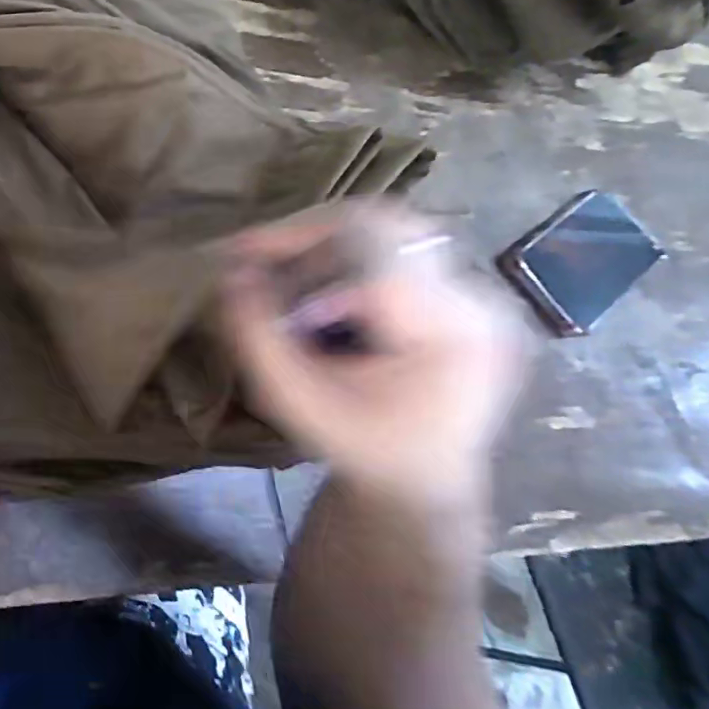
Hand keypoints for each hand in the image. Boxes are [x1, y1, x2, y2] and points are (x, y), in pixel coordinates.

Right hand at [221, 201, 528, 505]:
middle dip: (310, 234)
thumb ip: (259, 339)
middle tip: (260, 258)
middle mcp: (477, 301)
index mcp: (448, 331)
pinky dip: (346, 256)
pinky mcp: (463, 293)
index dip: (300, 237)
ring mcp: (477, 294)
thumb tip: (232, 274)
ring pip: (389, 229)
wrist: (423, 484)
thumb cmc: (362, 450)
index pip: (373, 247)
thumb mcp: (297, 402)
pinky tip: (318, 288)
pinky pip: (397, 248)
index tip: (242, 253)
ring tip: (285, 276)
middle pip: (384, 224)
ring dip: (326, 244)